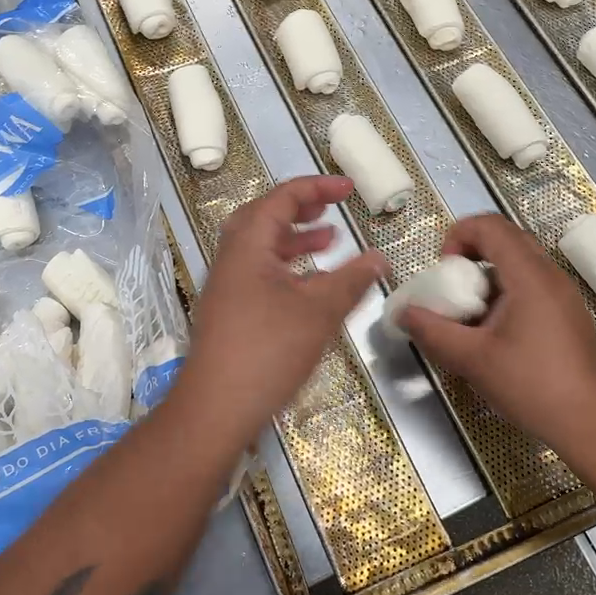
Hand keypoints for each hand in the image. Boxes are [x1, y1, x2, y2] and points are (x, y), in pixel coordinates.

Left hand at [177, 176, 388, 435]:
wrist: (216, 407)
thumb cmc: (267, 351)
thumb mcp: (318, 311)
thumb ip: (350, 280)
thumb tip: (379, 257)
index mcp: (247, 244)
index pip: (281, 198)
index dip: (317, 187)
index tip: (348, 189)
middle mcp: (231, 257)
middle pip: (264, 217)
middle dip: (300, 209)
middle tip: (331, 208)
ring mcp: (227, 285)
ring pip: (262, 247)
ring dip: (295, 239)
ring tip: (330, 242)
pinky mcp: (229, 311)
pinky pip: (260, 272)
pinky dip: (288, 267)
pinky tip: (312, 286)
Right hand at [403, 214, 595, 446]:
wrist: (594, 424)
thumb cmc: (533, 385)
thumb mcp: (472, 359)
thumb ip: (432, 331)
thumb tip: (403, 313)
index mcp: (529, 276)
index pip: (490, 226)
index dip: (458, 235)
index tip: (444, 270)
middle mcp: (549, 276)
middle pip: (505, 239)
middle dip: (471, 254)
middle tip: (453, 287)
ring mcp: (563, 295)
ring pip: (519, 264)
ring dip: (487, 277)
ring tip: (470, 315)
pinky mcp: (567, 315)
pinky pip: (531, 286)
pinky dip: (505, 294)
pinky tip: (494, 334)